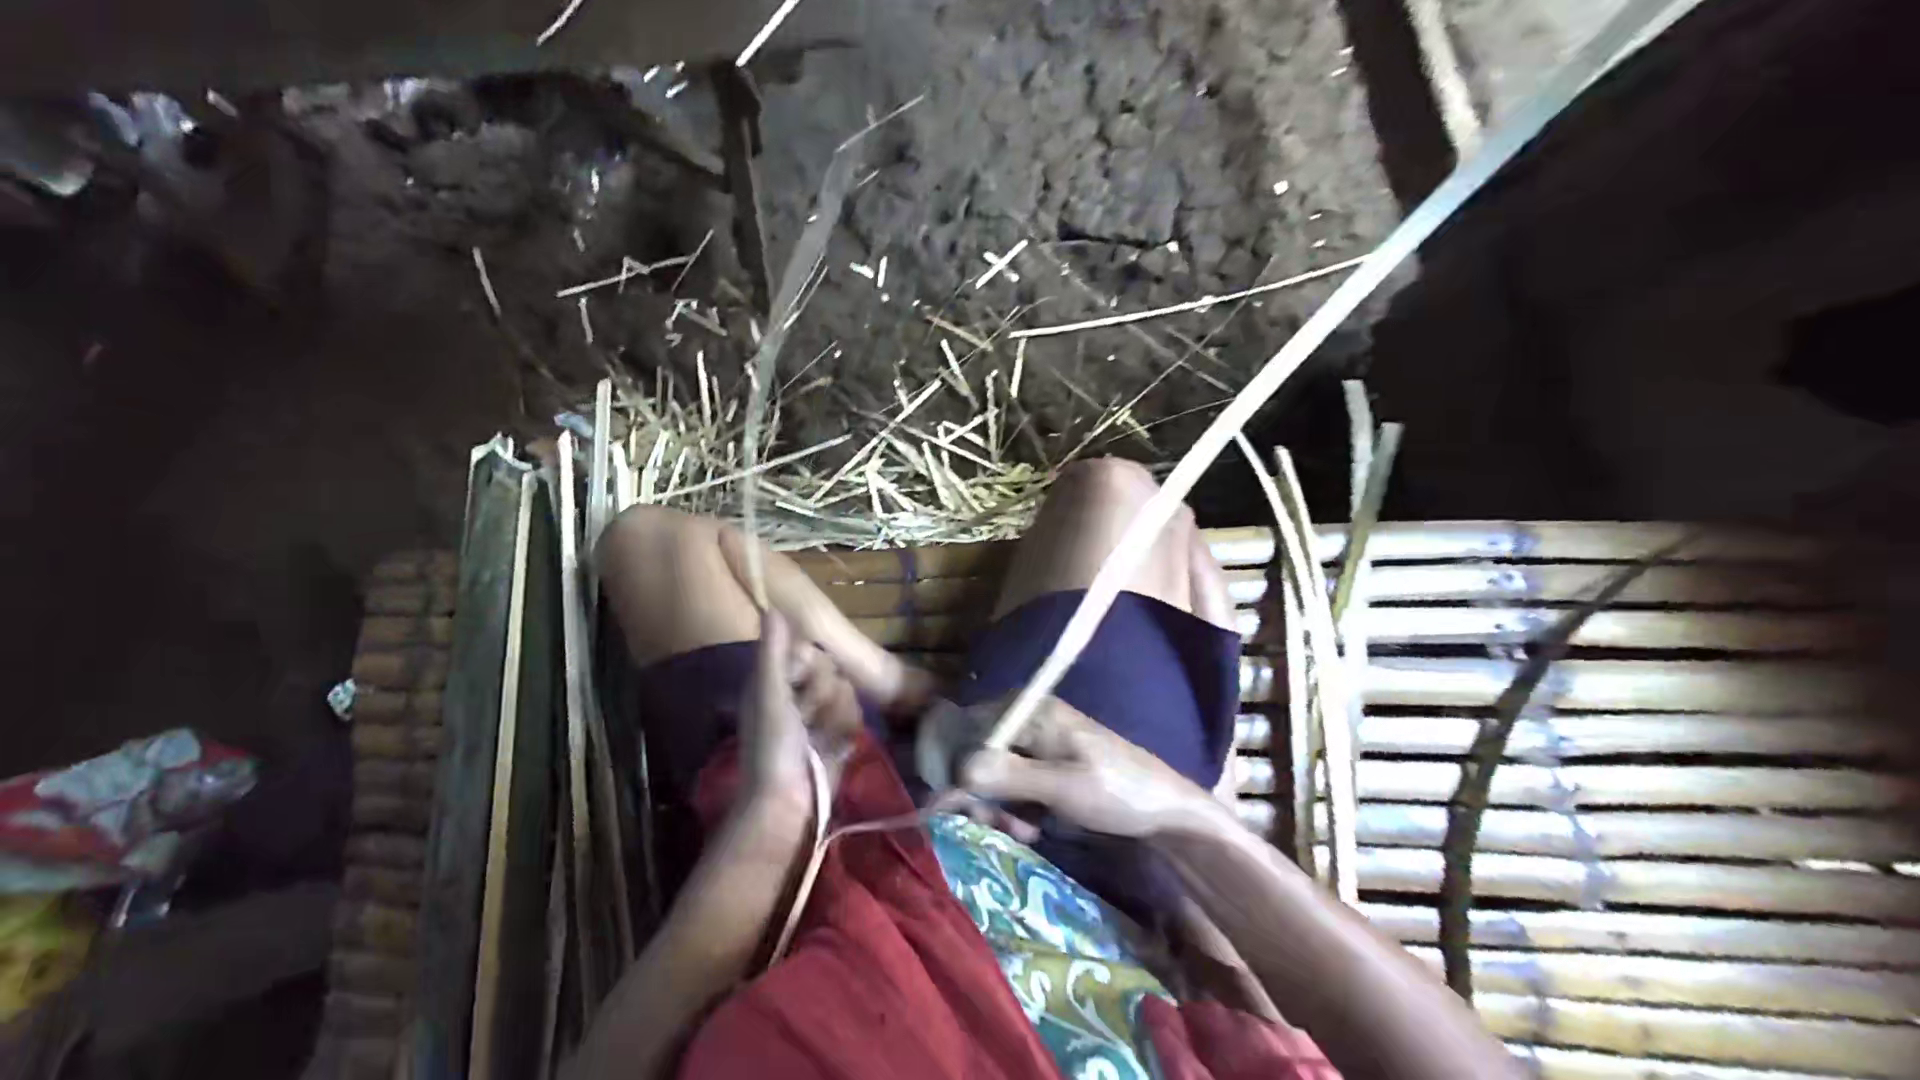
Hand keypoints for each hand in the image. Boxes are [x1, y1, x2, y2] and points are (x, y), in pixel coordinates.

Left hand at [739, 610, 864, 815]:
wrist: (791, 802)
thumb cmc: (773, 747)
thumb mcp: (769, 696)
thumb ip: (773, 653)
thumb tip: (771, 607)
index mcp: (775, 680)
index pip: (807, 650)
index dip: (809, 663)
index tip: (800, 678)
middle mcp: (798, 692)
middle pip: (831, 668)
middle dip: (824, 693)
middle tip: (807, 716)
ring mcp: (821, 713)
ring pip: (847, 691)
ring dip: (836, 715)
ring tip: (819, 738)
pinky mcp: (840, 732)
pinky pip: (856, 714)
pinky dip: (845, 731)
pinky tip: (834, 747)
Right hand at [959, 697, 1225, 838]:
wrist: (1164, 812)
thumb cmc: (1118, 791)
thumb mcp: (1063, 785)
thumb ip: (1009, 776)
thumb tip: (956, 770)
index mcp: (1026, 709)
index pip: (965, 734)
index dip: (959, 773)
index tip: (971, 812)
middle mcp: (1021, 718)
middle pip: (973, 754)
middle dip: (980, 796)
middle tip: (1004, 828)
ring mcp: (1030, 742)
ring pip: (986, 775)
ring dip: (996, 809)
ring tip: (1024, 831)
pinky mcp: (1039, 766)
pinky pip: (1006, 786)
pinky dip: (1011, 810)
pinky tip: (1031, 827)